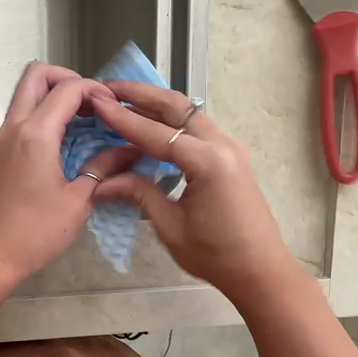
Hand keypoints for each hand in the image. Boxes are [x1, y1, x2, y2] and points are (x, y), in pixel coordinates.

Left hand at [0, 62, 136, 285]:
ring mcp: (3, 139)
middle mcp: (14, 127)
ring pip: (26, 94)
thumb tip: (130, 151)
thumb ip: (104, 168)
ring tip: (85, 122)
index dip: (96, 90)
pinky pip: (22, 117)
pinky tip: (68, 141)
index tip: (115, 107)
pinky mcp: (0, 153)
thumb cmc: (34, 233)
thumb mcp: (78, 201)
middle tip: (93, 104)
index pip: (68, 89)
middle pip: (36, 76)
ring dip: (55, 97)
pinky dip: (45, 115)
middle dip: (68, 80)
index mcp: (36, 134)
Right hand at [85, 81, 301, 299]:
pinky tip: (150, 124)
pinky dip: (171, 120)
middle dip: (141, 94)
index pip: (156, 134)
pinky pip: (197, 128)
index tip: (97, 103)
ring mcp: (230, 148)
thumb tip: (103, 182)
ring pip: (189, 113)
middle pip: (176, 107)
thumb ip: (140, 195)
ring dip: (156, 104)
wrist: (260, 269)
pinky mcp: (231, 157)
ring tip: (123, 99)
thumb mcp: (171, 227)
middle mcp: (222, 145)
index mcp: (207, 162)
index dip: (123, 119)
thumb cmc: (216, 255)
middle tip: (108, 87)